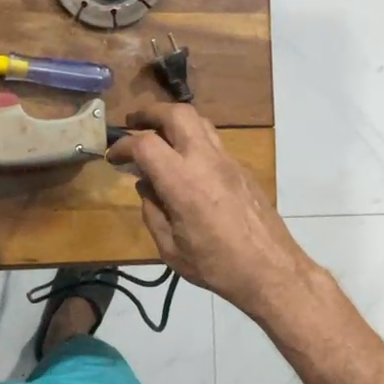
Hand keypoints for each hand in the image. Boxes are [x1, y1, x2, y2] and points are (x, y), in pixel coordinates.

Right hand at [107, 104, 315, 313]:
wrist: (271, 270)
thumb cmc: (216, 265)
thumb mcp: (170, 248)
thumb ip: (153, 212)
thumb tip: (147, 188)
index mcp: (182, 182)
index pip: (144, 144)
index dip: (123, 145)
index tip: (112, 157)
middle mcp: (205, 160)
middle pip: (176, 114)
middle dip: (150, 113)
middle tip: (133, 121)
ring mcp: (227, 161)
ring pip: (199, 121)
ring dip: (174, 121)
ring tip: (158, 134)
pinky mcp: (242, 169)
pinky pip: (213, 141)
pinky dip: (192, 139)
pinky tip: (185, 162)